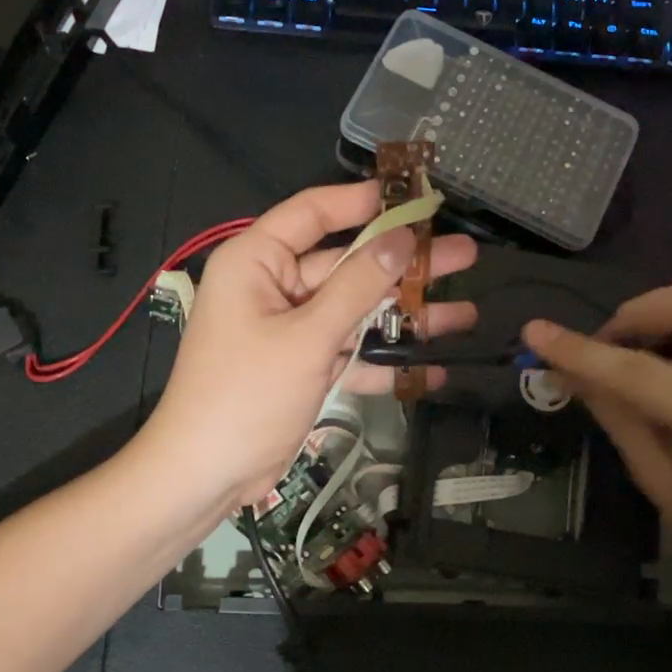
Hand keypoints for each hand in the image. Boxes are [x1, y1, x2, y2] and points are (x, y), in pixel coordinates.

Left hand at [138, 182, 477, 508]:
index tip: (415, 198)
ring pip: (355, 312)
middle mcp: (273, 287)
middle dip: (404, 266)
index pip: (313, 213)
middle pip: (346, 265)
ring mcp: (289, 330)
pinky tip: (432, 371)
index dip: (364, 202)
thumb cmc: (246, 394)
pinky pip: (348, 353)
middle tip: (464, 256)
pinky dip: (383, 362)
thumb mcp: (307, 337)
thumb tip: (401, 238)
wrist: (206, 473)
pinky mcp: (301, 368)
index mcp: (257, 261)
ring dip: (405, 317)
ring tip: (466, 313)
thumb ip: (357, 286)